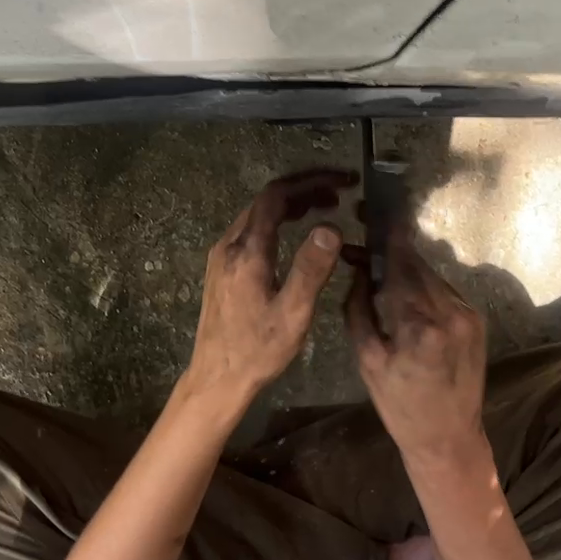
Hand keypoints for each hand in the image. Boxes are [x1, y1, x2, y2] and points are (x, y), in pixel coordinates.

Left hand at [185, 169, 355, 400]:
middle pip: (266, 199)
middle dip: (305, 188)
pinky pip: (252, 229)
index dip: (311, 182)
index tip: (344, 182)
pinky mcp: (222, 268)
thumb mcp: (292, 314)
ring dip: (292, 203)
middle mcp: (229, 245)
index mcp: (247, 252)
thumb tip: (331, 227)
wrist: (216, 378)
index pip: (277, 196)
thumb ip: (311, 269)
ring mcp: (222, 255)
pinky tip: (298, 233)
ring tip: (327, 206)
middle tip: (341, 191)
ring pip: (258, 213)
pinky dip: (279, 220)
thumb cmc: (257, 351)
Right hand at [345, 215, 487, 461]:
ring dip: (408, 273)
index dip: (387, 237)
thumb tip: (359, 271)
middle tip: (366, 248)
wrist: (448, 438)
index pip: (401, 265)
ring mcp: (469, 316)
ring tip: (383, 279)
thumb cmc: (399, 406)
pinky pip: (443, 293)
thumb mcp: (367, 360)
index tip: (374, 212)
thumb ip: (359, 309)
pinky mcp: (477, 321)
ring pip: (431, 277)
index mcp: (420, 325)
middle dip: (392, 254)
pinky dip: (424, 290)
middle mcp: (451, 313)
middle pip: (417, 266)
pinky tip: (408, 302)